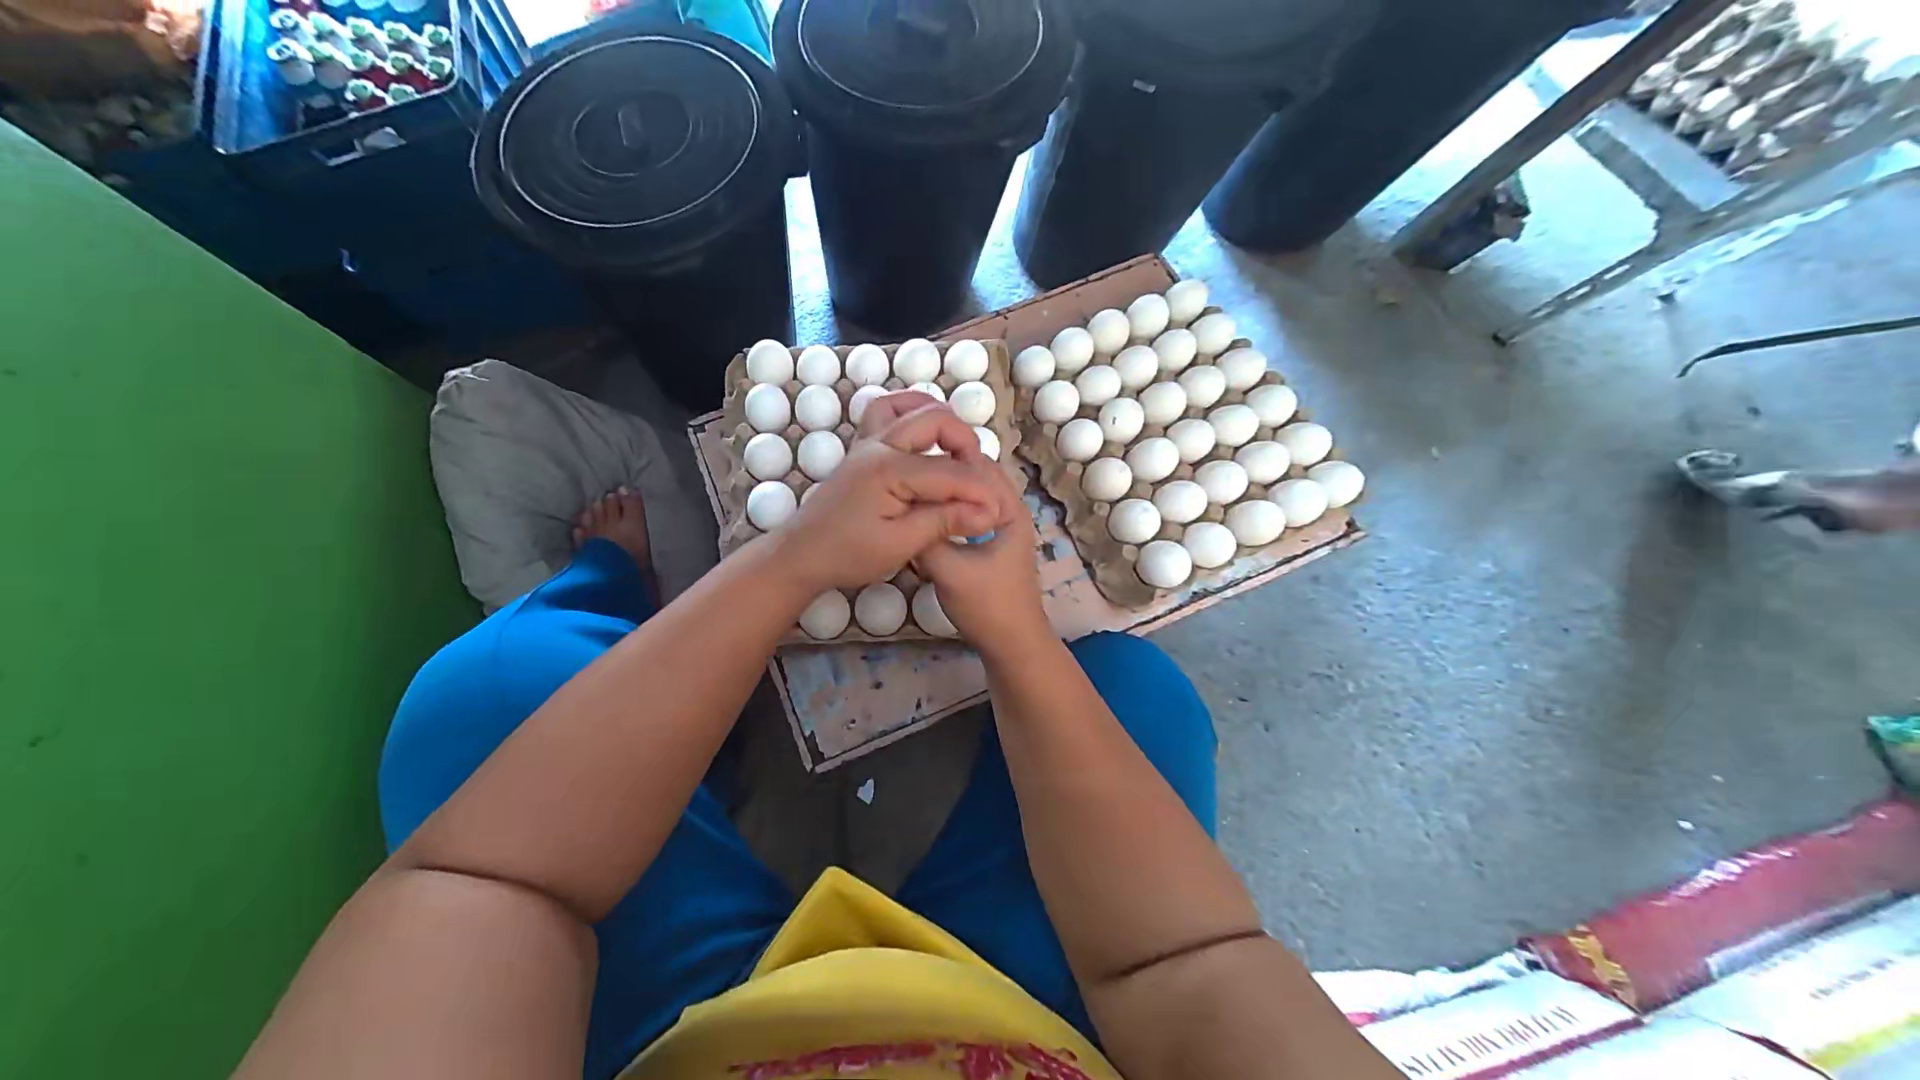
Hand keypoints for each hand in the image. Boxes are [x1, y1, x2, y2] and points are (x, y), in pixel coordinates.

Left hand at [773, 392, 1020, 591]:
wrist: (802, 554)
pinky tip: (927, 439)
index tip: (997, 513)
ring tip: (958, 452)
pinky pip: (889, 414)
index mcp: (889, 470)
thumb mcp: (901, 545)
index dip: (979, 491)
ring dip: (940, 420)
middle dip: (966, 443)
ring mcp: (867, 442)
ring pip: (910, 405)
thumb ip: (945, 522)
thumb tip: (989, 513)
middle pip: (935, 419)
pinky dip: (913, 415)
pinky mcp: (863, 448)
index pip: (950, 471)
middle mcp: (879, 445)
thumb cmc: (848, 555)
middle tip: (978, 479)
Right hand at [912, 466, 1053, 659]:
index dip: (944, 456)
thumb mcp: (950, 571)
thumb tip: (899, 508)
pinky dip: (948, 508)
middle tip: (904, 471)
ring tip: (909, 489)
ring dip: (944, 491)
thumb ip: (926, 537)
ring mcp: (1001, 526)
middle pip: (973, 476)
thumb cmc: (988, 607)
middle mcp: (1009, 510)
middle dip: (942, 471)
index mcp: (1009, 509)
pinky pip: (967, 513)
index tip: (908, 459)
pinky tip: (922, 516)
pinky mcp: (991, 542)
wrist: (1012, 645)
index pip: (977, 464)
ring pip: (968, 495)